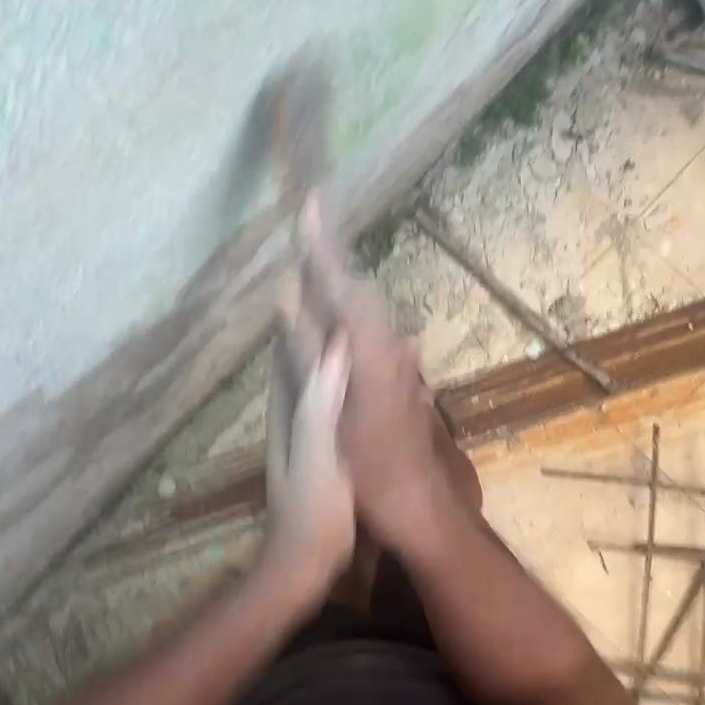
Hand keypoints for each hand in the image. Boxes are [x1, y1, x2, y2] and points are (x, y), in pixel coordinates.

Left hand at [264, 309, 355, 585]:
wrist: (303, 564)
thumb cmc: (312, 511)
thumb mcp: (317, 455)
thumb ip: (320, 401)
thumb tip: (335, 343)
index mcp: (289, 405)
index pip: (291, 343)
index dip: (301, 307)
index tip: (316, 270)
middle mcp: (294, 408)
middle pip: (305, 351)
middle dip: (321, 318)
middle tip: (349, 284)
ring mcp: (309, 427)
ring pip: (322, 372)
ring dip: (339, 343)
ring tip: (367, 315)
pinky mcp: (327, 444)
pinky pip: (339, 396)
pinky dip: (355, 375)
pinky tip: (378, 372)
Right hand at [298, 195, 457, 552]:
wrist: (418, 503)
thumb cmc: (367, 465)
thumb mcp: (328, 411)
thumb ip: (309, 351)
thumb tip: (287, 298)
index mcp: (370, 346)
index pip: (341, 282)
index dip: (321, 242)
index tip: (311, 202)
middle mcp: (390, 341)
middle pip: (355, 287)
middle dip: (329, 256)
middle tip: (305, 227)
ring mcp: (399, 357)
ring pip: (364, 306)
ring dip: (338, 283)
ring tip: (310, 263)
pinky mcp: (399, 372)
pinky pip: (368, 326)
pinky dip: (347, 311)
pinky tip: (330, 319)